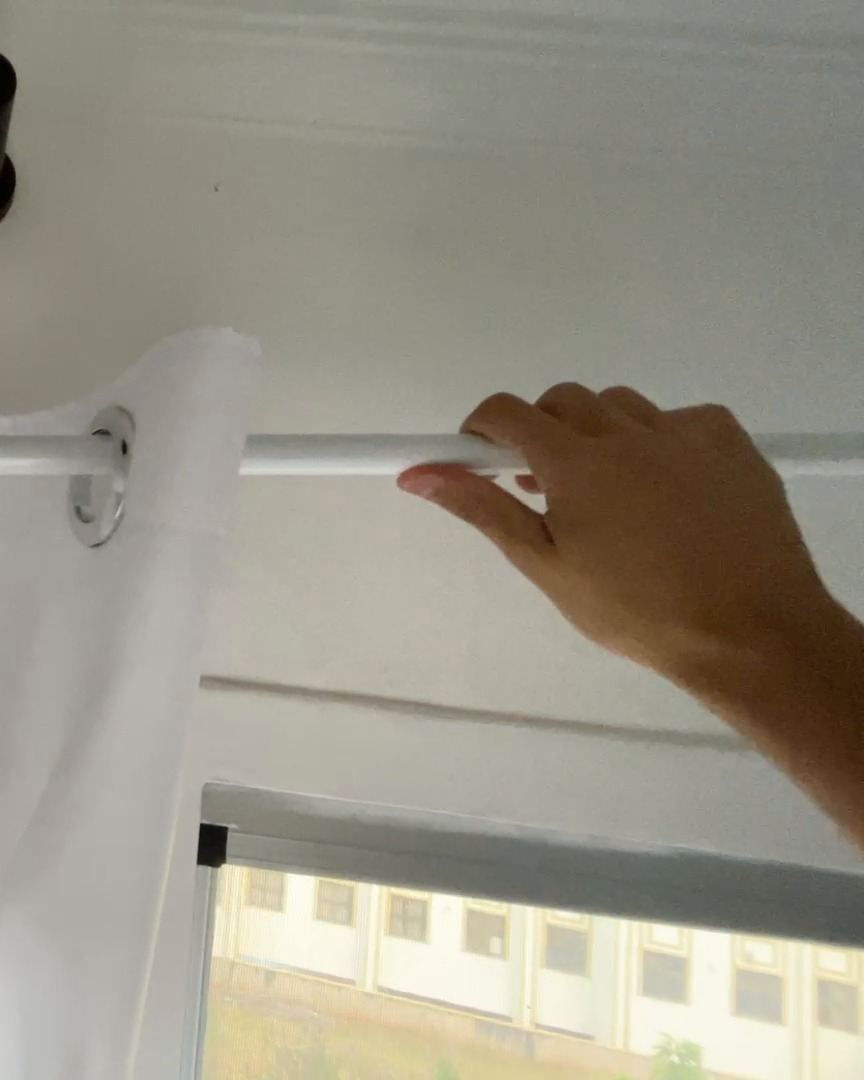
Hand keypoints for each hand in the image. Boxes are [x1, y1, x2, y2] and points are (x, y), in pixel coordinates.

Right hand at [397, 384, 844, 682]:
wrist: (752, 635)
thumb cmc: (628, 605)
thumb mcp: (539, 560)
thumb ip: (480, 506)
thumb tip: (417, 474)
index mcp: (577, 462)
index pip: (507, 411)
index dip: (478, 428)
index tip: (475, 461)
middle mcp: (632, 435)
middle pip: (562, 400)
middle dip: (534, 429)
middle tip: (533, 483)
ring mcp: (690, 437)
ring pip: (619, 404)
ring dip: (591, 430)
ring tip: (594, 486)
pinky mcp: (736, 449)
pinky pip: (681, 417)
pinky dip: (653, 435)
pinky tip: (654, 480)